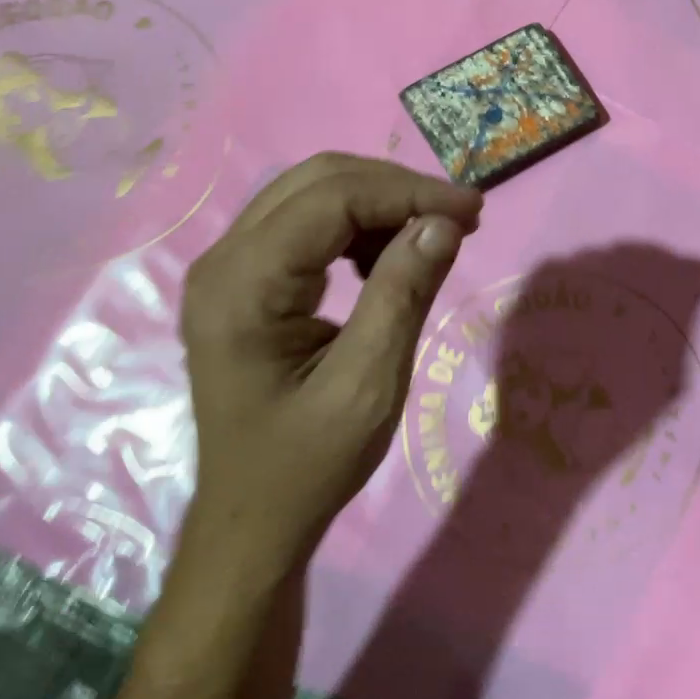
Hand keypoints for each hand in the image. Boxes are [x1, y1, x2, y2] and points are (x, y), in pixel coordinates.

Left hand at [178, 153, 482, 569]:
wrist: (255, 516)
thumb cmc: (311, 461)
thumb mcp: (370, 384)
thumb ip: (403, 296)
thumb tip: (445, 224)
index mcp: (244, 287)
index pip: (332, 200)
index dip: (410, 194)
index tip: (475, 213)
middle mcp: (224, 262)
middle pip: (317, 182)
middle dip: (397, 189)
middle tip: (462, 219)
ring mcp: (228, 271)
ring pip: (311, 196)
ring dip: (380, 204)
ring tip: (435, 237)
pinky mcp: (244, 285)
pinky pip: (305, 227)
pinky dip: (357, 228)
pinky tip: (391, 261)